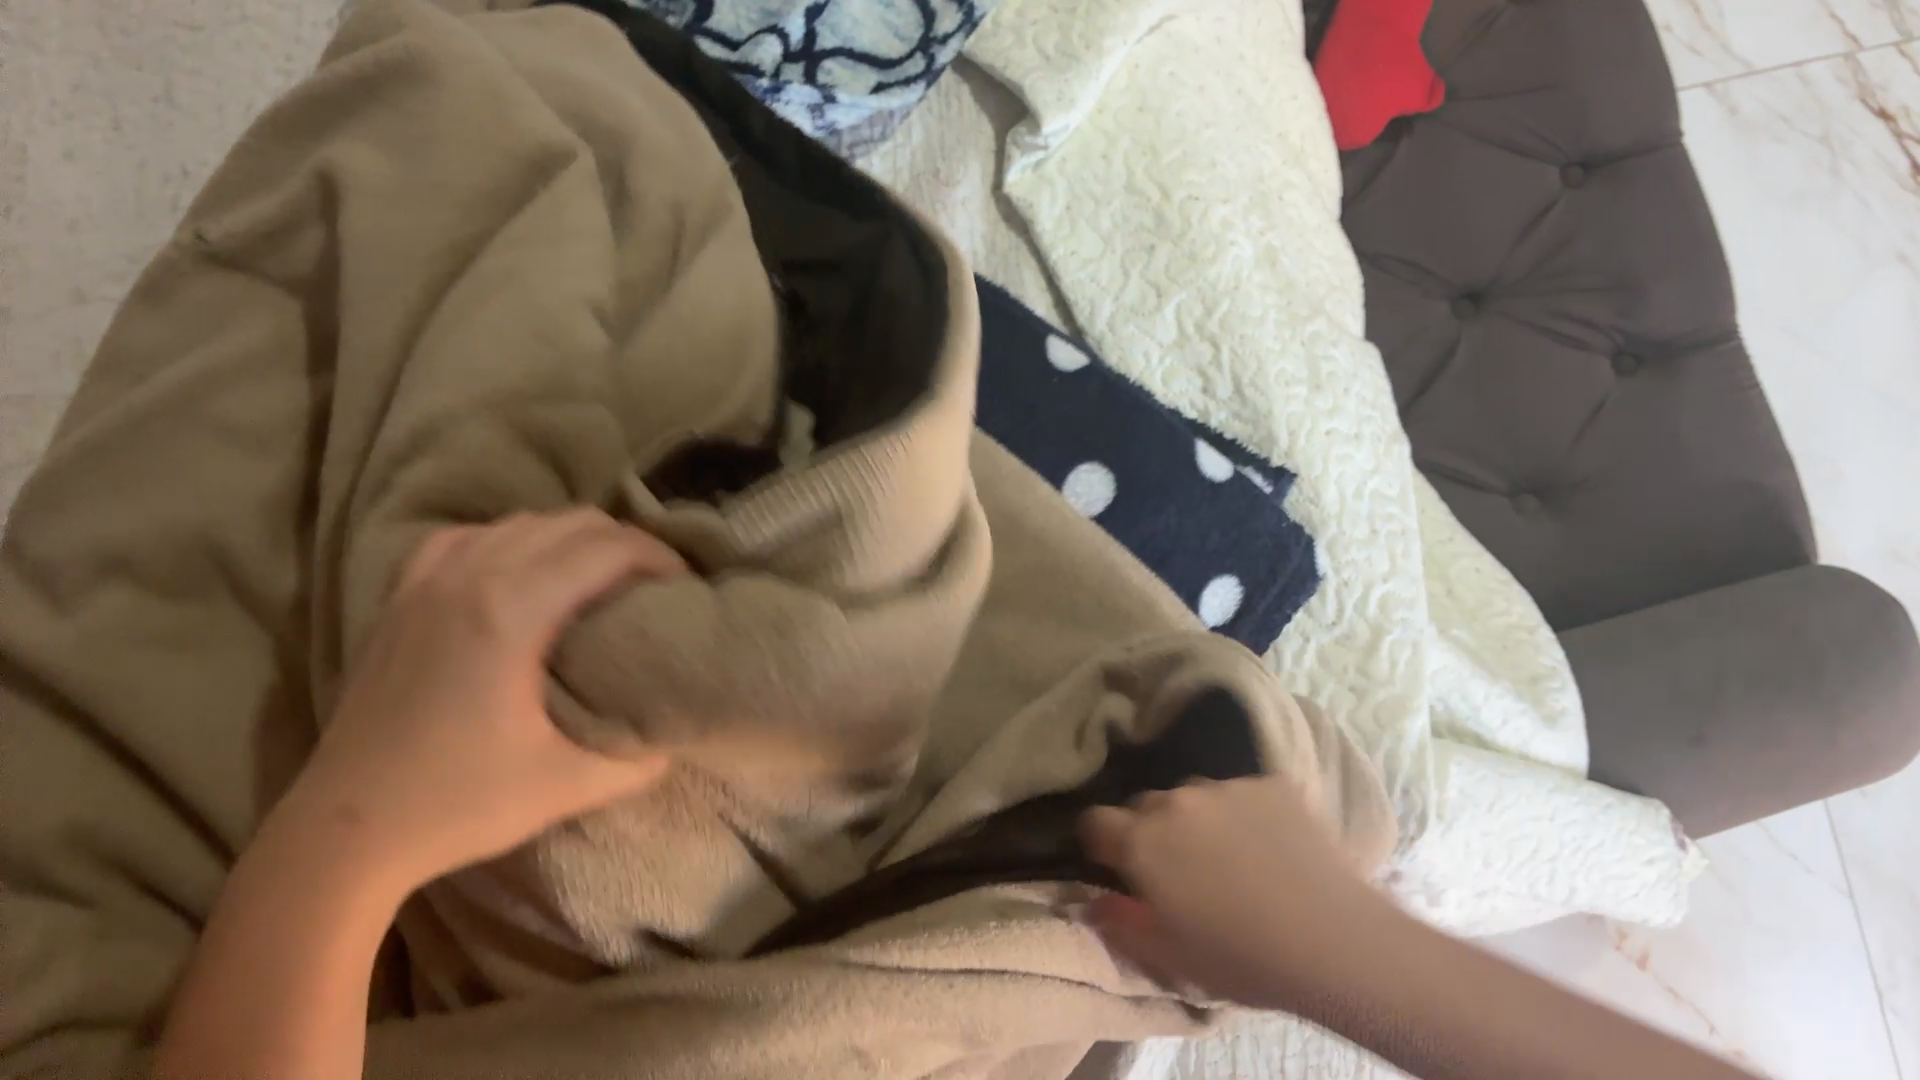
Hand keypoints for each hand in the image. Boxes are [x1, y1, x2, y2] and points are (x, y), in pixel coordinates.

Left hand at [271, 508, 685, 896]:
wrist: (345, 833)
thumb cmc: (462, 804)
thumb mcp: (570, 785)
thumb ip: (639, 759)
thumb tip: (676, 737)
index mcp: (512, 612)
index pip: (606, 549)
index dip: (658, 556)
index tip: (686, 584)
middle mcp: (469, 578)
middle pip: (570, 523)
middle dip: (625, 542)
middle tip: (654, 581)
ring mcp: (426, 584)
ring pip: (519, 522)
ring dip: (572, 538)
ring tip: (600, 574)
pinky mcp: (399, 600)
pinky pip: (466, 538)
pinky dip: (509, 539)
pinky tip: (520, 569)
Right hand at [1078, 776, 1387, 1009]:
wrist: (1337, 943)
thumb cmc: (1242, 959)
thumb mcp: (1170, 956)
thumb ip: (1119, 923)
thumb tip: (1089, 903)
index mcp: (1141, 842)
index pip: (1094, 821)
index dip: (1101, 843)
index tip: (1117, 865)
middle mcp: (1175, 802)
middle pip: (1145, 805)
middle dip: (1151, 830)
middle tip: (1179, 868)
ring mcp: (1225, 787)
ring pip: (1194, 795)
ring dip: (1197, 819)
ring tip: (1231, 856)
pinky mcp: (1271, 783)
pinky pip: (1243, 792)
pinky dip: (1246, 813)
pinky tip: (1271, 845)